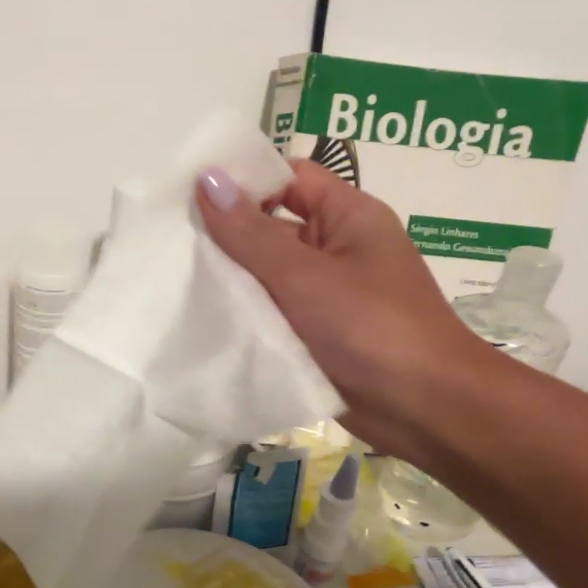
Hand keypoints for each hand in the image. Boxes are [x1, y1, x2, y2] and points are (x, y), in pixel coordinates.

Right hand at [195, 159, 496, 463]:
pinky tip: (195, 320)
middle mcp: (336, 250)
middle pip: (270, 228)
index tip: (187, 194)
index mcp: (348, 217)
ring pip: (264, 277)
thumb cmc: (372, 328)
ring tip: (168, 280)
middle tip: (164, 240)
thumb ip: (250, 233)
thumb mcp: (304, 276)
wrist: (423, 409)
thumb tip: (207, 178)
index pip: (289, 178)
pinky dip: (240, 318)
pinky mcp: (313, 337)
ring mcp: (324, 297)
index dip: (243, 181)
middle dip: (224, 235)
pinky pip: (269, 316)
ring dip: (227, 282)